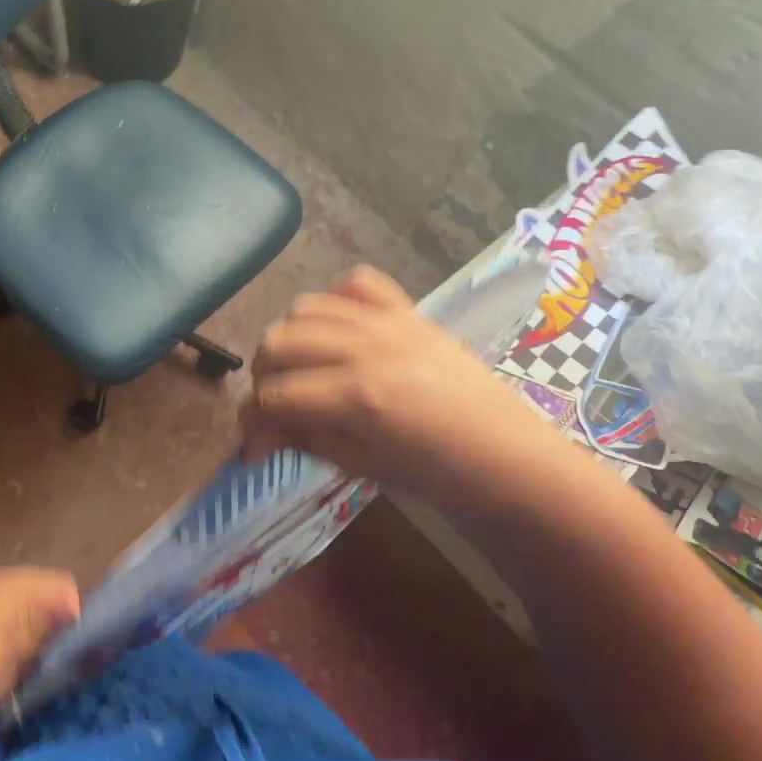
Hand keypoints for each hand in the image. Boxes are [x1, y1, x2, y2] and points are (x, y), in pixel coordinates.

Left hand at [0, 568, 79, 730]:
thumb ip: (46, 623)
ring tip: (48, 674)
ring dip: (37, 641)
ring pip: (23, 618)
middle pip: (42, 599)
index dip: (77, 612)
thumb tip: (76, 604)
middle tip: (71, 664)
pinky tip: (20, 676)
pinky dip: (16, 649)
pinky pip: (5, 632)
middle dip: (58, 627)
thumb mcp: (15, 650)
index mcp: (6, 583)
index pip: (60, 585)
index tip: (87, 649)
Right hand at [242, 266, 583, 514]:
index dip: (251, 423)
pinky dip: (336, 301)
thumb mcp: (358, 466)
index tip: (253, 445)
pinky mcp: (409, 312)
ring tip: (301, 369)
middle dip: (263, 378)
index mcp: (355, 397)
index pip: (272, 397)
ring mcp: (389, 324)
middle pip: (276, 343)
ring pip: (303, 309)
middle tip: (277, 406)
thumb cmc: (435, 477)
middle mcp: (366, 349)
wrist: (509, 461)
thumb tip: (254, 435)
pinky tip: (336, 332)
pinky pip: (356, 283)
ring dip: (289, 341)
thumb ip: (301, 438)